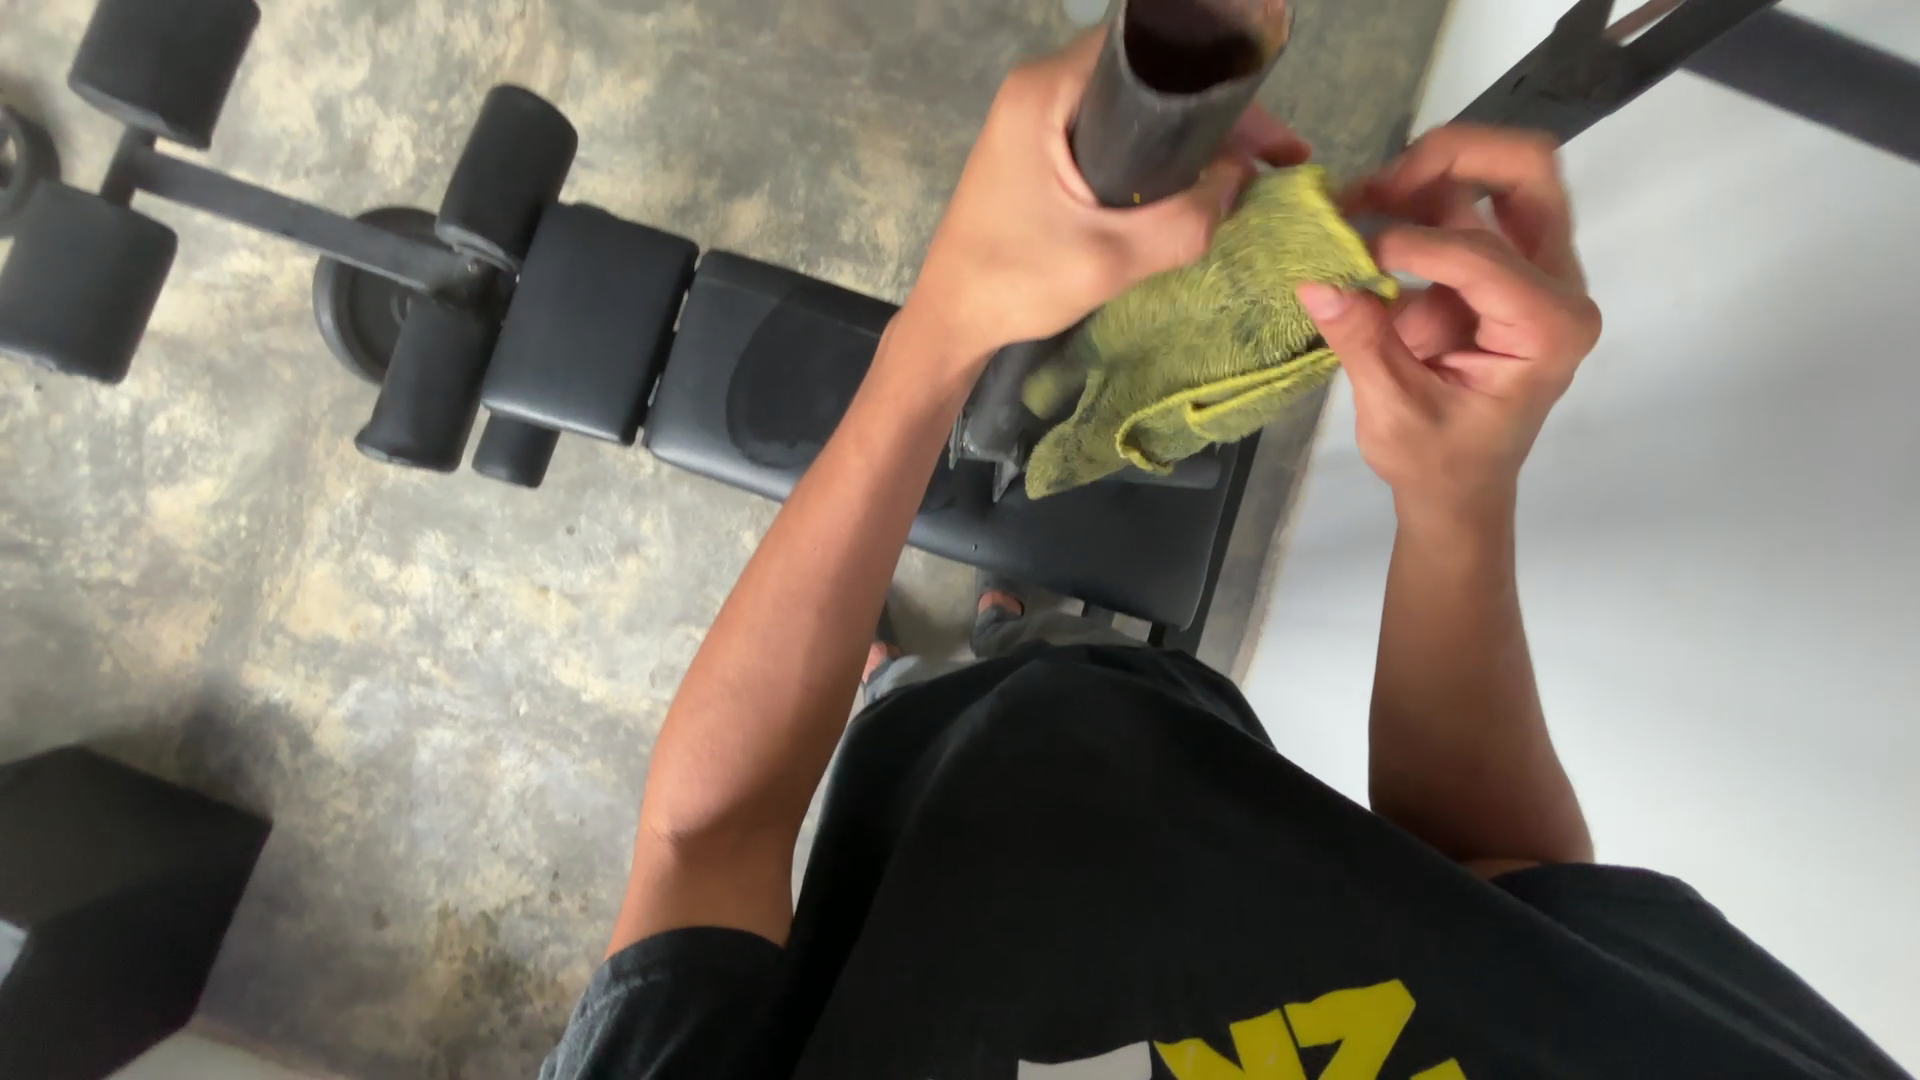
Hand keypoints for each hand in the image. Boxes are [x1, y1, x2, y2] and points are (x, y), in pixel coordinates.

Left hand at [905, 30, 1309, 367]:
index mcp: (1048, 90)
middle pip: (1150, 82)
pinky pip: (1109, 142)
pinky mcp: (1035, 156)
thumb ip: (1183, 223)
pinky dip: (1151, 165)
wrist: (950, 322)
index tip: (1269, 140)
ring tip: (1240, 181)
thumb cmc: (1013, 285)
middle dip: (1215, 122)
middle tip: (1270, 164)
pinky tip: (1185, 193)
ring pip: (1132, 116)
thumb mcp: (1107, 260)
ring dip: (1186, 146)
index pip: (1157, 53)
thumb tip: (1241, 184)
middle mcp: (1040, 89)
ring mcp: (1034, 122)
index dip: (1224, 90)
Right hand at [1297, 125, 1601, 524]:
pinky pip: (1467, 218)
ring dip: (1431, 177)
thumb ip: (1360, 341)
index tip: (1345, 256)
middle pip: (1527, 176)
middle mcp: (1556, 287)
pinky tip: (1369, 227)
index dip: (1408, 246)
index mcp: (1548, 329)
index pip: (1483, 256)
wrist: (1459, 488)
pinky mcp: (1497, 278)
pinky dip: (1418, 210)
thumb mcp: (1393, 411)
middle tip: (1378, 184)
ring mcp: (1532, 276)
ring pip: (1504, 182)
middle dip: (1450, 161)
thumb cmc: (1436, 463)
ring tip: (1363, 200)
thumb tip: (1313, 282)